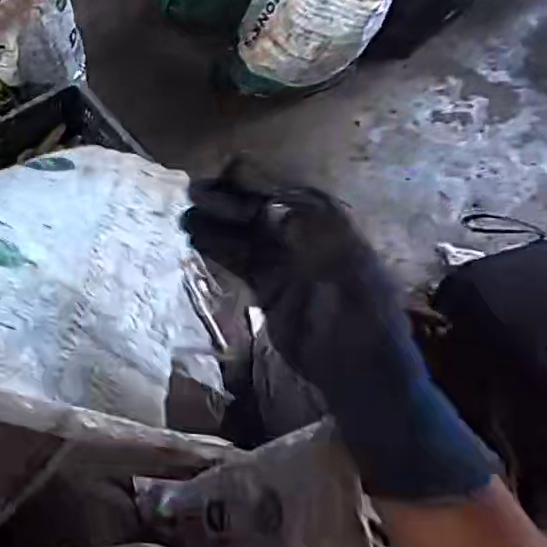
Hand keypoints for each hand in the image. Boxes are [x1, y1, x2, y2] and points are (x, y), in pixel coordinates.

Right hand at [182, 161, 493, 501]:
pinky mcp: (268, 287)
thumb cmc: (358, 316)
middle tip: (193, 192)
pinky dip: (217, 250)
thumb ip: (306, 232)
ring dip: (215, 224)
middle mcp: (304, 235)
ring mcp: (284, 261)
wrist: (361, 373)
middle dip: (227, 199)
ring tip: (185, 217)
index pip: (282, 189)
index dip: (253, 180)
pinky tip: (196, 241)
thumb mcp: (341, 265)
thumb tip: (269, 209)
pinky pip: (238, 260)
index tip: (222, 173)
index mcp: (328, 222)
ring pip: (243, 233)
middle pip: (258, 208)